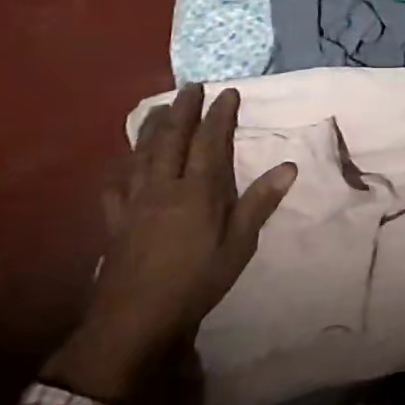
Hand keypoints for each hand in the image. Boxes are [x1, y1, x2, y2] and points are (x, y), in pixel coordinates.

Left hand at [41, 84, 296, 404]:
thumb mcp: (238, 246)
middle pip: (173, 137)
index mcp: (198, 190)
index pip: (211, 142)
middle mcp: (165, 185)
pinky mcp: (116, 219)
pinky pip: (116, 184)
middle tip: (191, 86)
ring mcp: (136, 200)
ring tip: (159, 107)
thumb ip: (259, 203)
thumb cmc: (195, 281)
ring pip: (143, 152)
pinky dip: (121, 167)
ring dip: (152, 125)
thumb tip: (289, 166)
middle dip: (184, 108)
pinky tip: (123, 162)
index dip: (220, 115)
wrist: (136, 317)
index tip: (228, 92)